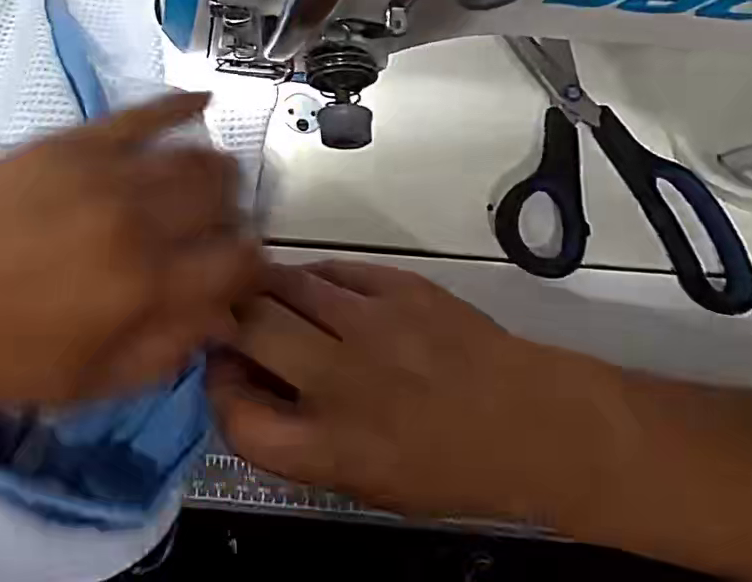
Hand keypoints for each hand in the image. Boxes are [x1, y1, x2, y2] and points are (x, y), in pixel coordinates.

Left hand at [0, 93, 261, 446]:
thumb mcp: (86, 383)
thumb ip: (166, 351)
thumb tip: (222, 319)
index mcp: (147, 289)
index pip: (237, 264)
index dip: (253, 266)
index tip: (247, 269)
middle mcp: (139, 222)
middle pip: (222, 202)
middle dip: (233, 216)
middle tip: (216, 230)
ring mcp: (106, 172)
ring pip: (192, 157)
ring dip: (214, 171)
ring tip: (208, 181)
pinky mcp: (71, 141)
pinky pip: (141, 114)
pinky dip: (178, 106)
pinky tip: (201, 101)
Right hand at [209, 261, 632, 523]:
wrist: (531, 422)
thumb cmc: (447, 468)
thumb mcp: (365, 482)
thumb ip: (297, 440)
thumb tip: (245, 382)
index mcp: (335, 448)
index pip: (239, 417)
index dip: (219, 391)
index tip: (226, 375)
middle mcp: (345, 381)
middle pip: (250, 328)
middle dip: (228, 320)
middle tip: (233, 321)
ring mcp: (372, 323)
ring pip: (284, 282)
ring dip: (262, 287)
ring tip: (264, 294)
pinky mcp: (397, 285)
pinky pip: (330, 269)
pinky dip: (311, 278)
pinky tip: (315, 289)